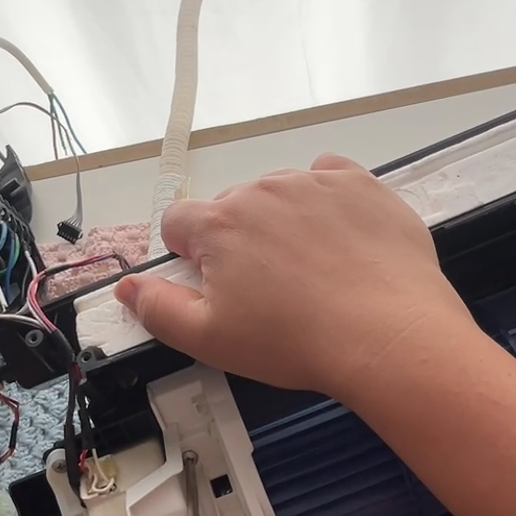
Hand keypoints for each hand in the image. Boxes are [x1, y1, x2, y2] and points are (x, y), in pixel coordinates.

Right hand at [114, 153, 478, 405]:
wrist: (388, 334)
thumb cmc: (296, 340)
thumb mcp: (210, 340)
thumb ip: (158, 309)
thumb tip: (127, 287)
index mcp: (220, 224)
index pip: (179, 221)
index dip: (189, 254)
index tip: (212, 281)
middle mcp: (262, 190)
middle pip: (230, 208)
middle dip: (237, 240)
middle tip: (265, 287)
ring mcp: (314, 182)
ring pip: (278, 193)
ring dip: (280, 220)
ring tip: (307, 267)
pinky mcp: (360, 184)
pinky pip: (328, 175)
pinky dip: (324, 198)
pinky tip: (336, 234)